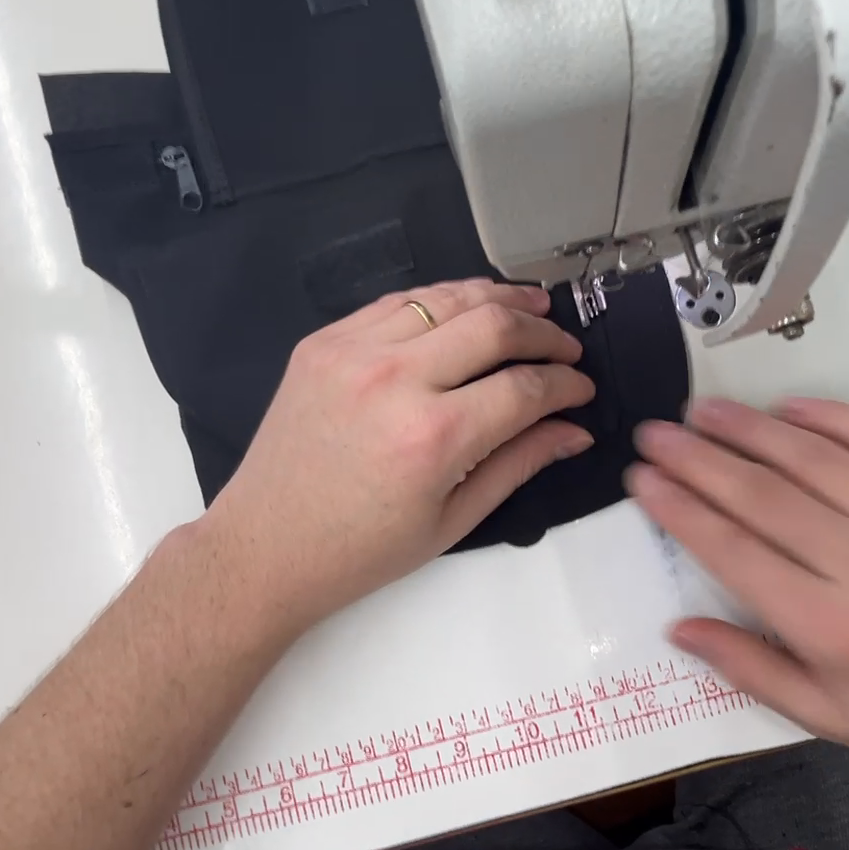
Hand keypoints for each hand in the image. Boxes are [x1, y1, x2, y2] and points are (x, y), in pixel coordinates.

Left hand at [201, 279, 595, 632]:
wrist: (266, 546)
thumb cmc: (362, 551)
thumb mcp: (453, 520)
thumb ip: (518, 463)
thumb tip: (575, 431)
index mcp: (432, 437)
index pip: (524, 387)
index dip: (565, 384)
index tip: (582, 389)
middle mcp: (394, 381)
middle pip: (493, 326)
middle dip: (544, 333)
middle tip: (566, 348)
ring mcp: (352, 352)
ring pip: (447, 298)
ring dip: (499, 298)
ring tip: (532, 306)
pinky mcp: (324, 342)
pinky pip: (398, 302)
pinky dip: (442, 300)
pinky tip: (466, 309)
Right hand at [626, 396, 848, 772]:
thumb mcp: (825, 717)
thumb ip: (748, 668)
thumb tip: (678, 628)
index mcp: (826, 624)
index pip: (731, 550)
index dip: (678, 509)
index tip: (641, 478)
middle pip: (762, 495)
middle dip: (696, 459)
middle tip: (654, 433)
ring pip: (814, 460)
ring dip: (751, 429)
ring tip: (704, 409)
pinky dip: (836, 418)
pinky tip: (792, 404)